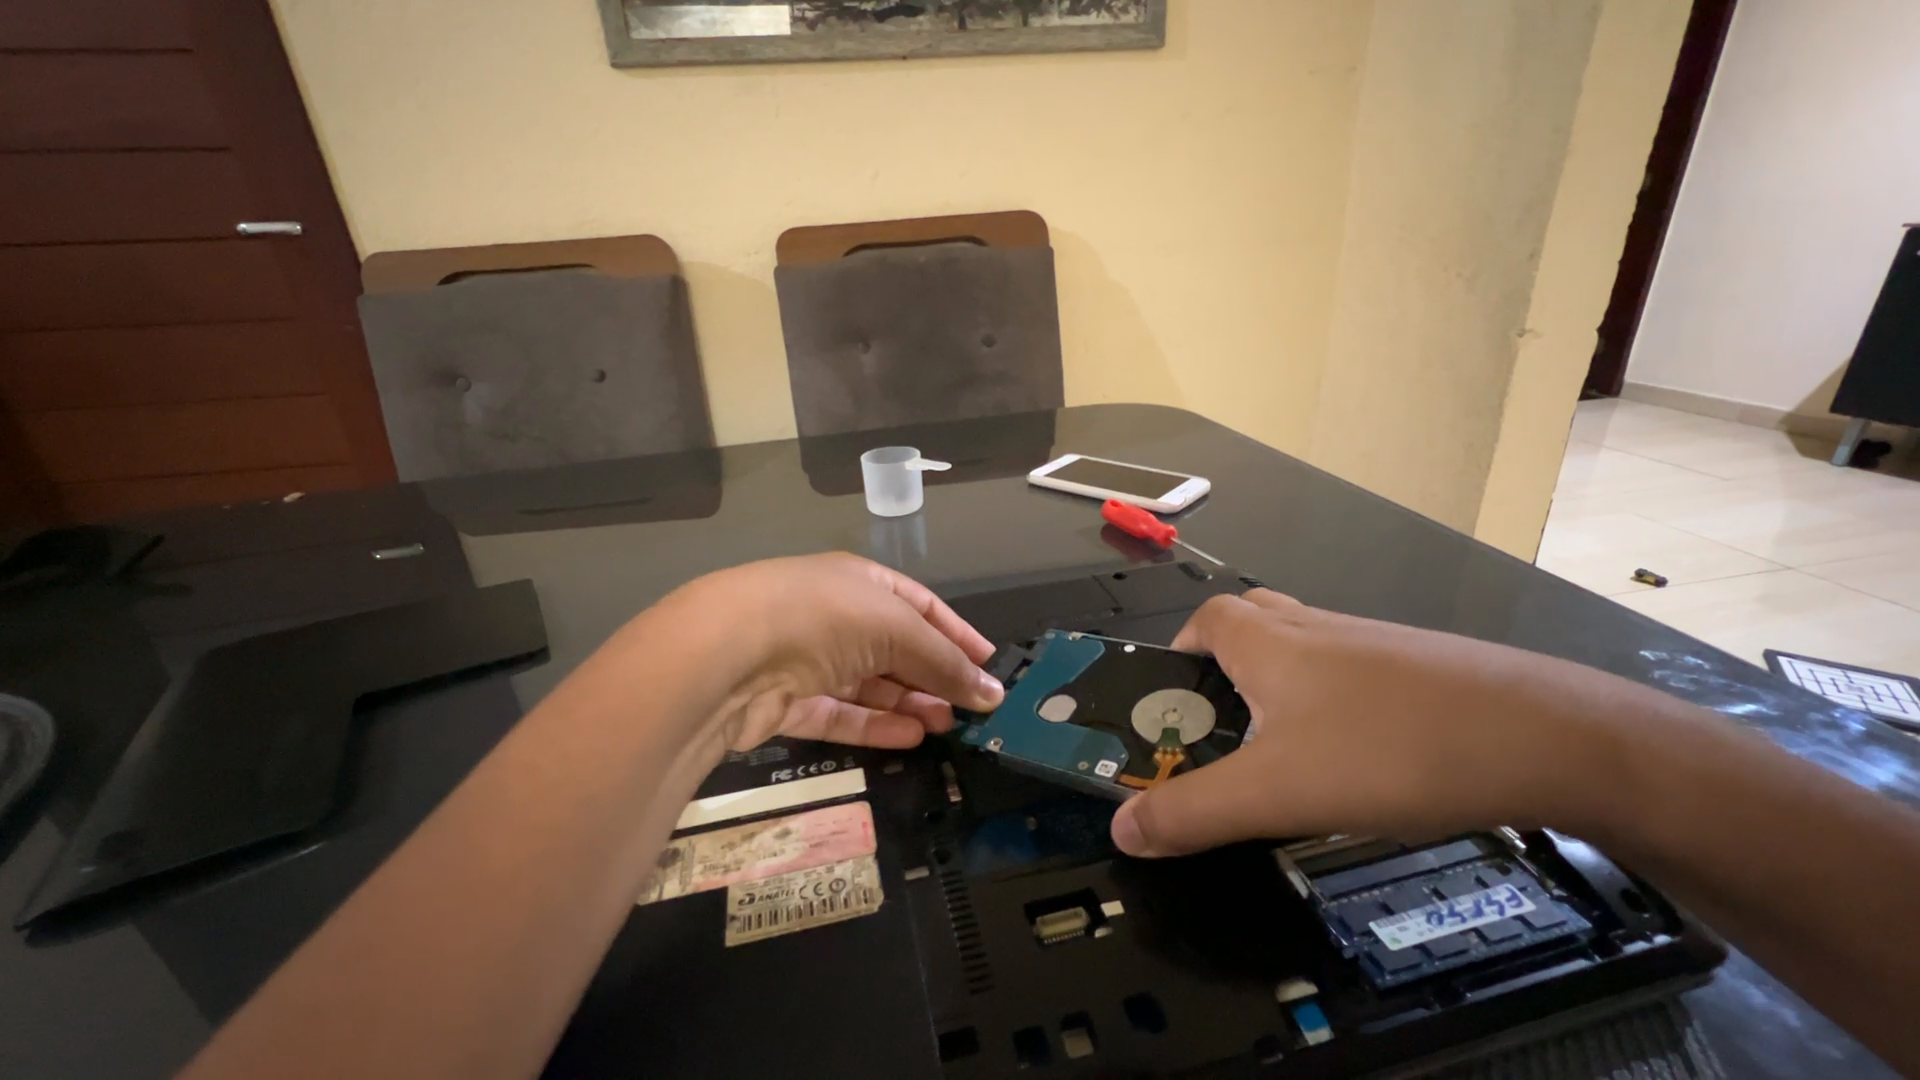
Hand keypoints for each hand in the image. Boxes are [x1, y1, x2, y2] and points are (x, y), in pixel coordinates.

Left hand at [667, 554, 1005, 751]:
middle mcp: (833, 616)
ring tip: (947, 726)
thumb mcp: (899, 629)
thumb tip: (993, 694)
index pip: (920, 606)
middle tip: (971, 708)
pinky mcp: (786, 702)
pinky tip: (911, 737)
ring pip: (868, 685)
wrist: (729, 652)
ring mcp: (806, 659)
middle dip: (934, 676)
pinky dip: (874, 725)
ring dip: (909, 703)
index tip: (987, 665)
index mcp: (860, 582)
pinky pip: (839, 714)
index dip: (955, 634)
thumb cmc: (826, 618)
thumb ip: (946, 664)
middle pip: (895, 648)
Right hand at [1110, 590, 1627, 856]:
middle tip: (1222, 730)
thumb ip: (1192, 812)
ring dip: (1280, 688)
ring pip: (1305, 651)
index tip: (1174, 706)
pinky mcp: (1420, 670)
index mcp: (1268, 642)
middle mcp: (1316, 628)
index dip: (1179, 653)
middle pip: (1251, 626)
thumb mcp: (1275, 792)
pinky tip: (1358, 759)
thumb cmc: (1388, 750)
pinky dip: (1335, 704)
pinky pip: (1354, 675)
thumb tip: (1121, 831)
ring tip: (1283, 753)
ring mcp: (1374, 644)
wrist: (1548, 738)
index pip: (1204, 620)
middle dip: (1225, 670)